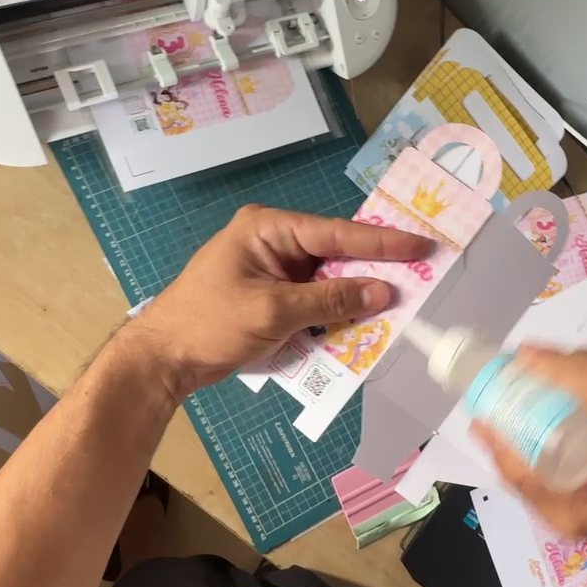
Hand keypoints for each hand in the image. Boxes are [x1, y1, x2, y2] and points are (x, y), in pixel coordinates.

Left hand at [121, 205, 431, 397]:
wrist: (164, 358)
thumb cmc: (210, 324)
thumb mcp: (274, 311)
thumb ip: (331, 300)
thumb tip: (383, 292)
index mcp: (269, 228)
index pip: (336, 233)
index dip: (382, 242)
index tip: (422, 244)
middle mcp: (274, 241)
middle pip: (336, 253)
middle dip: (373, 268)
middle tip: (420, 274)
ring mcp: (274, 269)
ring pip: (329, 279)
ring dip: (355, 295)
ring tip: (399, 302)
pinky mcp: (274, 295)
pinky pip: (315, 299)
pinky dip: (335, 312)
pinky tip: (361, 323)